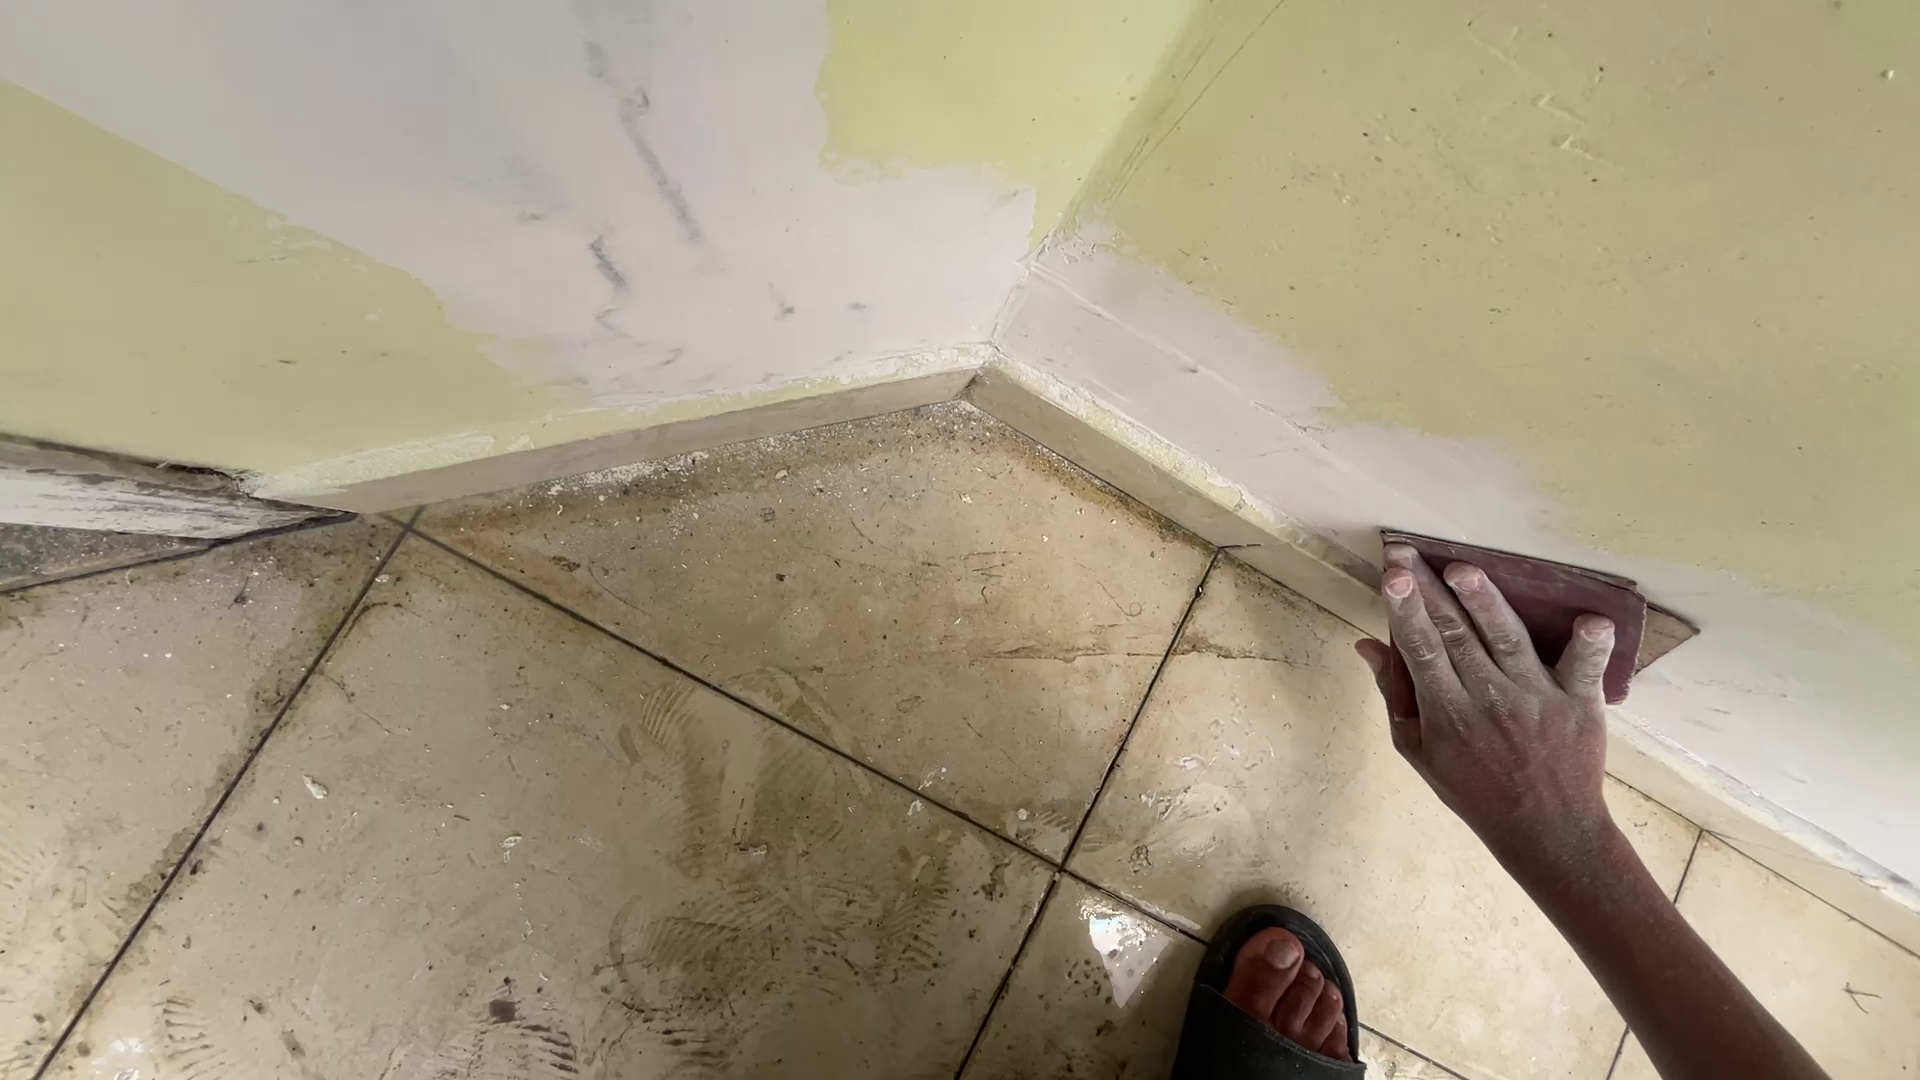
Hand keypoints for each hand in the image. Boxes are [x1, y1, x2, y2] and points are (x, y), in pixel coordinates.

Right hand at [1354, 544, 1618, 877]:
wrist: (1547, 831)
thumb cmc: (1470, 788)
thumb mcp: (1415, 748)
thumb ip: (1394, 693)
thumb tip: (1368, 644)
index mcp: (1447, 711)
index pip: (1420, 649)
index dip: (1405, 609)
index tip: (1393, 575)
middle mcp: (1489, 698)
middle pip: (1455, 634)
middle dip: (1429, 590)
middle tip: (1409, 553)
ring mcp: (1537, 699)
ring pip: (1507, 640)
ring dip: (1485, 602)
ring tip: (1464, 570)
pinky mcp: (1580, 704)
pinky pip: (1585, 670)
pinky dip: (1590, 646)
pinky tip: (1591, 619)